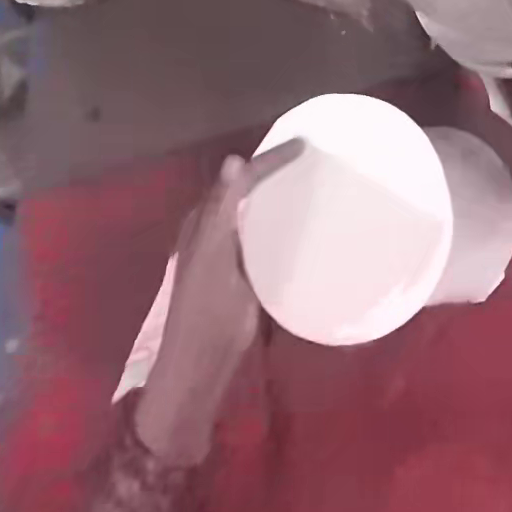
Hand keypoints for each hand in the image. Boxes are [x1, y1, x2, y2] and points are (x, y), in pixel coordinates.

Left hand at [134, 140, 302, 464]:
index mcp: (206, 220)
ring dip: (274, 192)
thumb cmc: (209, 313)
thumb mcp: (216, 257)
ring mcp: (225, 249)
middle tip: (311, 159)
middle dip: (273, 170)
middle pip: (244, 188)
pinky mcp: (238, 268)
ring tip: (309, 182)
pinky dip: (275, 217)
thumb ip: (223, 209)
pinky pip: (256, 230)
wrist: (199, 365)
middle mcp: (212, 228)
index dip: (270, 160)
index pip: (240, 178)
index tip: (303, 146)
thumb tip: (234, 159)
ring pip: (251, 208)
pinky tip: (297, 222)